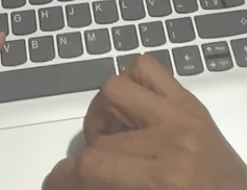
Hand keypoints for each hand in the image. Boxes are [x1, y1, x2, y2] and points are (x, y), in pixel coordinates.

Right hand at [43, 55, 246, 189]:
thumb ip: (112, 187)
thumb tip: (74, 177)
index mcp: (162, 181)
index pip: (93, 166)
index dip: (63, 177)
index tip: (55, 183)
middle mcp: (172, 140)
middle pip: (101, 138)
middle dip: (87, 158)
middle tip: (89, 173)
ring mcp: (183, 114)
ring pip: (116, 89)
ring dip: (103, 114)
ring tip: (109, 137)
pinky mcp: (191, 101)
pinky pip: (148, 68)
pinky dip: (131, 82)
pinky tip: (132, 111)